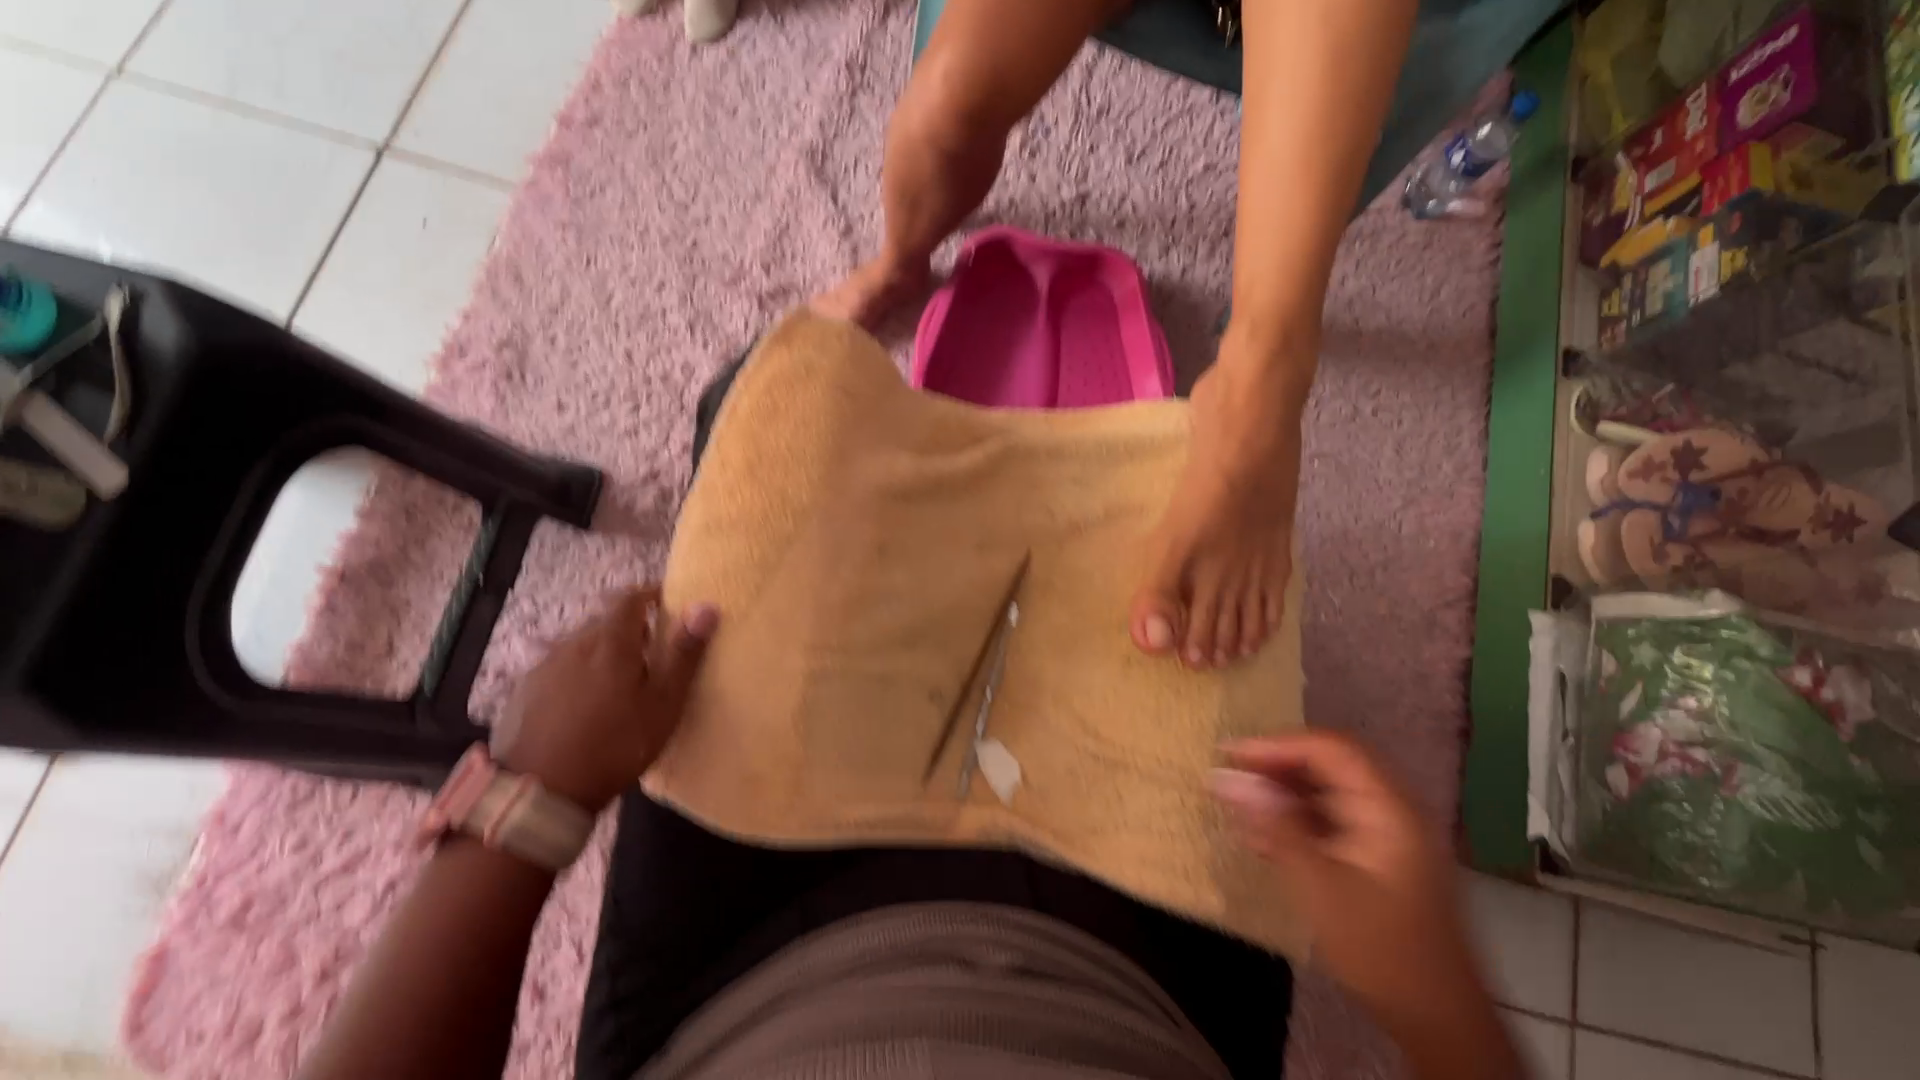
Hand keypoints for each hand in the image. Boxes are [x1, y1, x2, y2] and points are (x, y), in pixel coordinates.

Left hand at [490, 586, 718, 813]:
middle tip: (650, 654)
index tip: (667, 605)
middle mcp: (573, 644)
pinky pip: (558, 669)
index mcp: (611, 642)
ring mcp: (543, 667)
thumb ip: (684, 654)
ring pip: (579, 646)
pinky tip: (582, 705)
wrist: (540, 792)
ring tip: (617, 683)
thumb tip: (706, 606)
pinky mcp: (523, 692)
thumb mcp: (663, 705)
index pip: (629, 597)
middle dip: (629, 629)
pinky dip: (576, 674)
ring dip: (601, 653)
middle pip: (604, 622)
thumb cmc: (615, 745)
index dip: (650, 595)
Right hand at [1210, 732, 1487, 1036]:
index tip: (1228, 756)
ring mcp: (1390, 835)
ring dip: (1284, 795)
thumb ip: (1274, 826)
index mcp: (1388, 808)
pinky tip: (1264, 840)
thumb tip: (1227, 779)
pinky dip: (1298, 822)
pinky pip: (1335, 821)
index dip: (1276, 744)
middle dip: (1276, 766)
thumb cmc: (1379, 949)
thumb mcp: (1318, 885)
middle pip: (1331, 765)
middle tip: (1230, 778)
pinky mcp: (1381, 859)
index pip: (1329, 749)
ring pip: (1330, 793)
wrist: (1439, 1019)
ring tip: (1239, 808)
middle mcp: (1393, 810)